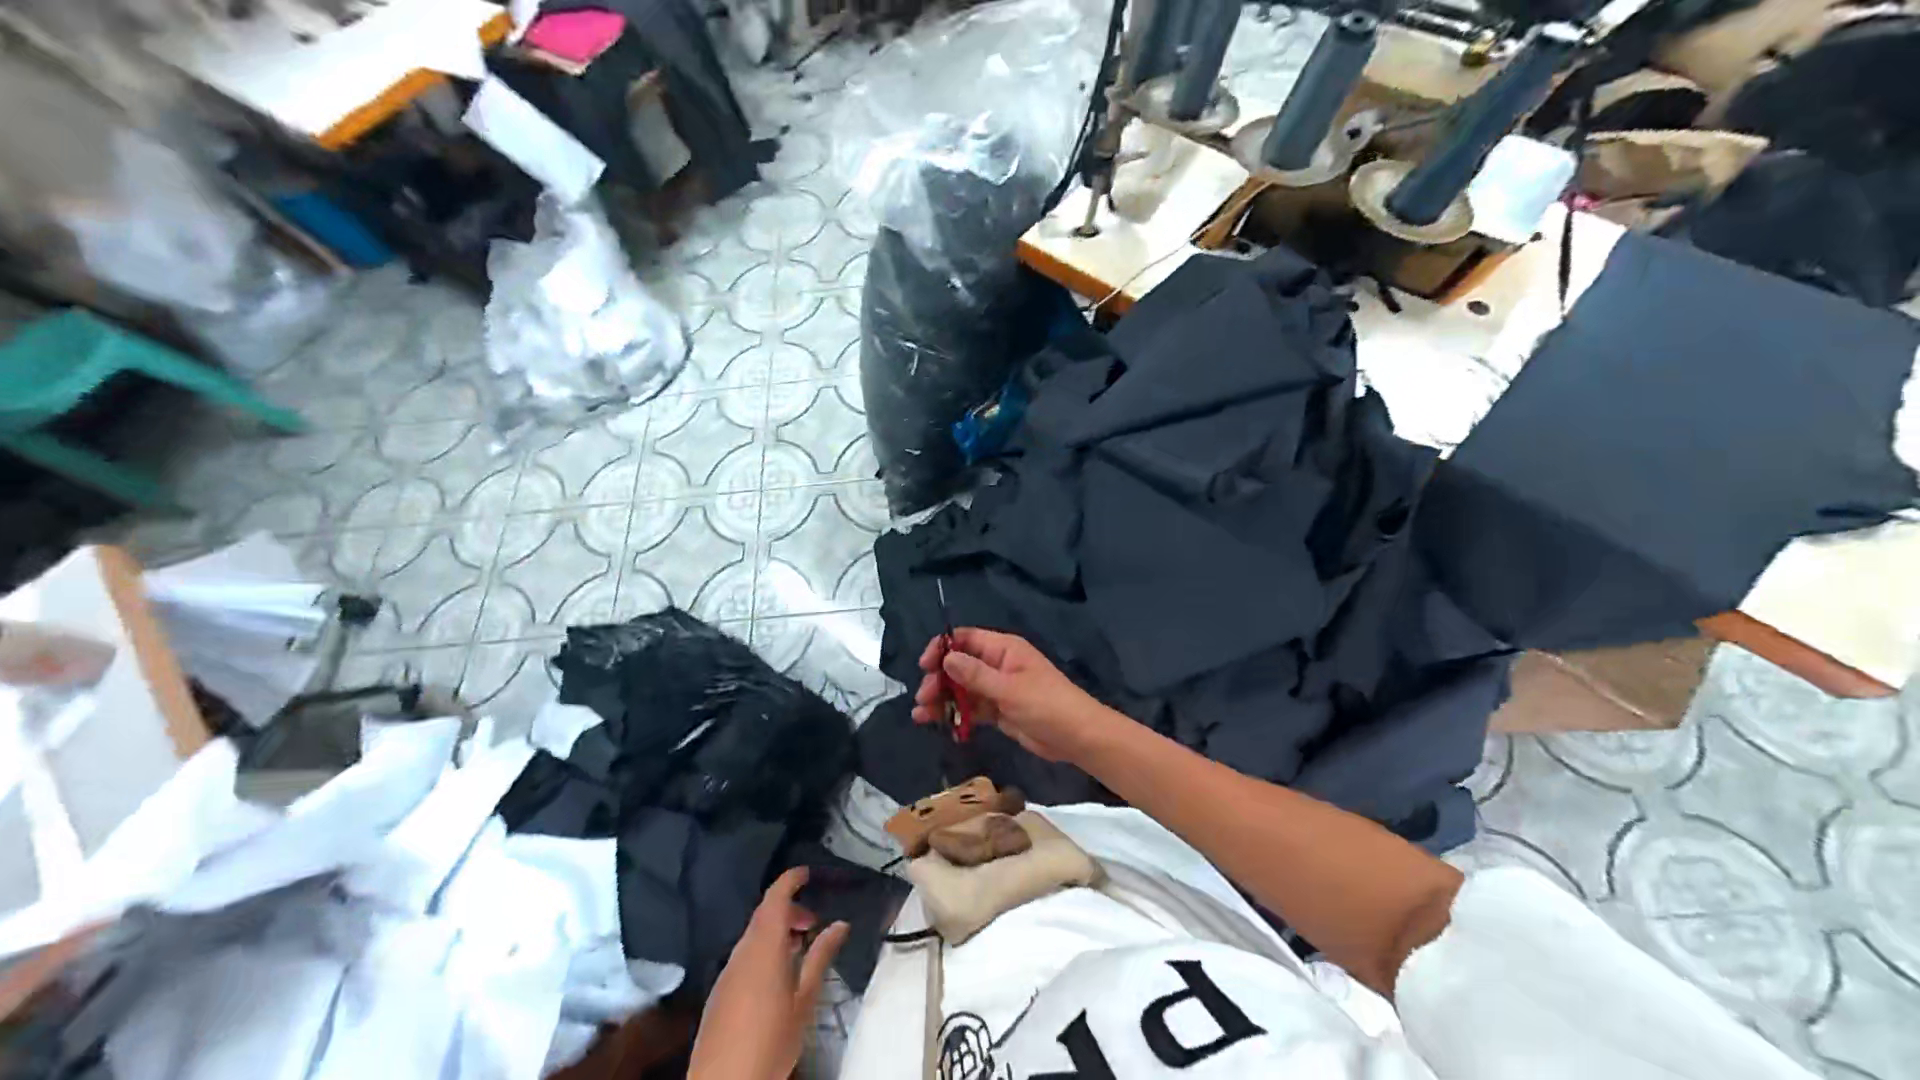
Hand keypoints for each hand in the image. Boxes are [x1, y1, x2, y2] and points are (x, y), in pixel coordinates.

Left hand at [688, 868, 849, 1079]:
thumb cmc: (771, 1042)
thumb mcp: (804, 1001)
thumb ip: (820, 957)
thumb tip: (840, 924)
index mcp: (764, 947)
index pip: (775, 898)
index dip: (790, 880)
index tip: (807, 873)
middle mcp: (742, 952)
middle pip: (763, 915)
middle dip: (788, 910)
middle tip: (813, 924)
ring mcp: (727, 972)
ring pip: (753, 936)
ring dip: (776, 932)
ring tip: (799, 950)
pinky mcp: (719, 992)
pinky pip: (744, 956)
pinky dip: (763, 950)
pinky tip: (777, 977)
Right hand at [911, 628, 1122, 762]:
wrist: (1077, 737)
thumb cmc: (1046, 705)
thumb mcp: (1008, 689)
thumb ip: (976, 675)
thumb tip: (947, 657)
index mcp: (1004, 649)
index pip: (965, 639)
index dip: (942, 649)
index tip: (925, 666)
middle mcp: (998, 665)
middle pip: (959, 666)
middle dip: (939, 680)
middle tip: (924, 699)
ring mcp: (998, 688)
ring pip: (962, 689)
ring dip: (942, 700)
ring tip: (922, 717)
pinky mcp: (999, 711)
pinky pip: (972, 708)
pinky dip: (957, 715)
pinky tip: (942, 726)